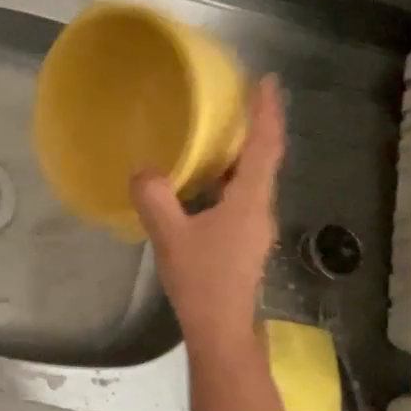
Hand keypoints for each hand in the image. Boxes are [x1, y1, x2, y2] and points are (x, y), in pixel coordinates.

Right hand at [131, 75, 285, 341]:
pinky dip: (225, 177)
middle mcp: (259, 208)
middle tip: (236, 99)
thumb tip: (143, 170)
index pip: (265, 147)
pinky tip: (201, 179)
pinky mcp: (241, 240)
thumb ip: (155, 198)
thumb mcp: (170, 236)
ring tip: (215, 131)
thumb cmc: (202, 280)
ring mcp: (253, 226)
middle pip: (263, 158)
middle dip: (254, 127)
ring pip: (250, 179)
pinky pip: (237, 196)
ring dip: (238, 153)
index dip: (267, 112)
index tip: (268, 81)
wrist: (220, 328)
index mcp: (249, 201)